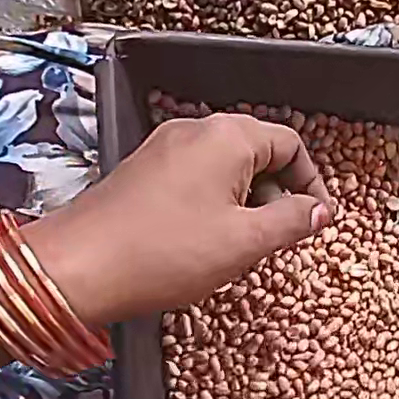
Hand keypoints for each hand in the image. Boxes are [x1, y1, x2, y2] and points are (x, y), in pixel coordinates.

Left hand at [23, 112, 335, 323]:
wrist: (77, 268)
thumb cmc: (164, 253)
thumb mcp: (244, 242)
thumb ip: (292, 221)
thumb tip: (321, 210)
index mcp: (227, 136)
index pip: (291, 144)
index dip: (312, 184)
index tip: (318, 220)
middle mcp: (195, 130)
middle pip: (259, 153)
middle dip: (278, 196)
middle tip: (278, 240)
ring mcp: (165, 148)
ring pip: (227, 170)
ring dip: (246, 205)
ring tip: (240, 248)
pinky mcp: (145, 171)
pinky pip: (197, 180)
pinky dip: (215, 206)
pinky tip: (205, 243)